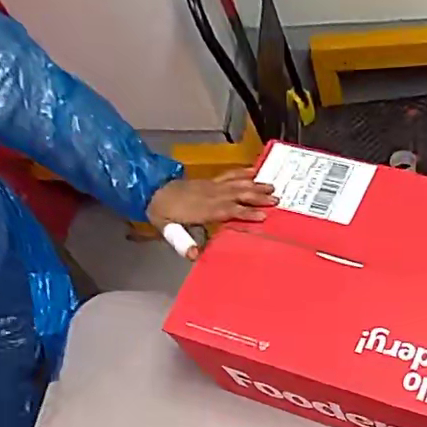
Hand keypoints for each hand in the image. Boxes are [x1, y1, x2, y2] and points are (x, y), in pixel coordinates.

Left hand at [146, 170, 277, 246]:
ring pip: (236, 184)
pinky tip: (253, 171)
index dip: (246, 213)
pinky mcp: (209, 181)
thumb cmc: (162, 213)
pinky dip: (242, 172)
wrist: (150, 190)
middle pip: (238, 195)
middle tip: (276, 200)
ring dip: (254, 185)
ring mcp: (211, 186)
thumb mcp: (168, 230)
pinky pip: (228, 175)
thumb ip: (182, 242)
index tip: (263, 217)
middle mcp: (210, 195)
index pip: (229, 211)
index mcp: (203, 209)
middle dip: (257, 197)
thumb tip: (195, 255)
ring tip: (272, 186)